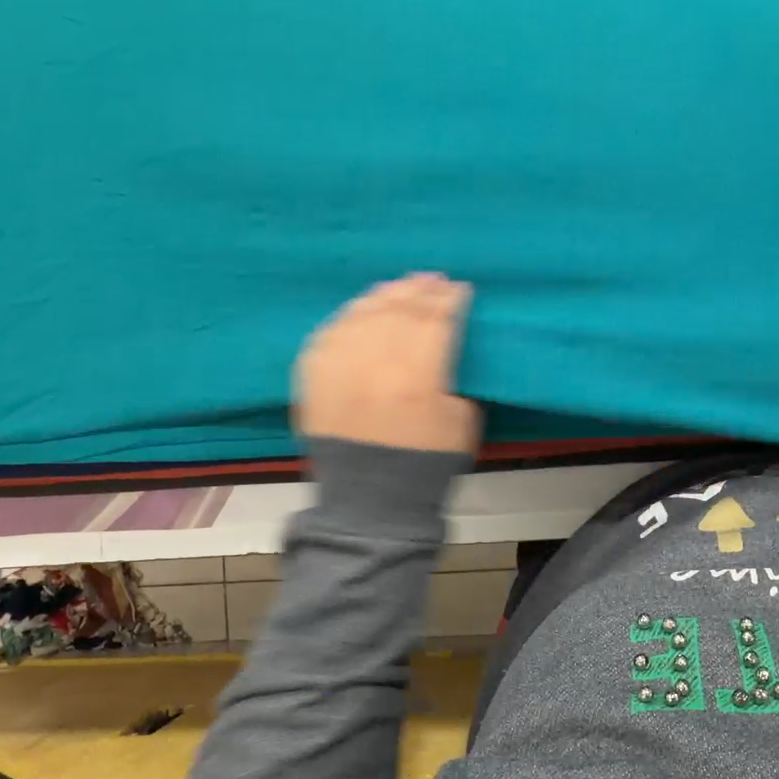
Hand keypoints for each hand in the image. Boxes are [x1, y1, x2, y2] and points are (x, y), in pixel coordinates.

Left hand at [294, 273, 482, 453]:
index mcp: (419, 375)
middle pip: (400, 310)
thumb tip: (451, 349)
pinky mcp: (314, 375)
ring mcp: (340, 366)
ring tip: (401, 286)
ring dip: (386, 295)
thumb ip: (460, 380)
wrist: (371, 500)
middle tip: (434, 279)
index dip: (451, 301)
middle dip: (420, 291)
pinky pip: (331, 331)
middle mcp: (376, 362)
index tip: (461, 289)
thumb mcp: (464, 422)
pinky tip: (364, 308)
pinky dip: (350, 315)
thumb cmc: (426, 463)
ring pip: (364, 314)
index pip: (437, 321)